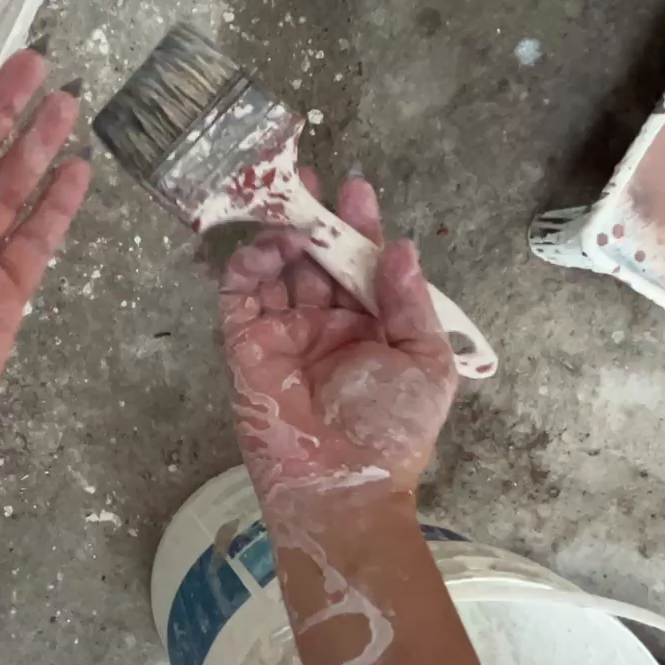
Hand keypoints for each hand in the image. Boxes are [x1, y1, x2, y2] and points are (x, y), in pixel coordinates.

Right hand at [220, 170, 455, 494]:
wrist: (342, 483)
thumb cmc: (391, 428)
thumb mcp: (424, 363)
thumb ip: (409, 303)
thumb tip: (400, 246)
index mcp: (367, 326)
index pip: (358, 265)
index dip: (357, 227)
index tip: (356, 189)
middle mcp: (322, 322)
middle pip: (313, 259)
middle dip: (312, 219)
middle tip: (307, 181)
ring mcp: (281, 330)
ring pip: (274, 270)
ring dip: (279, 236)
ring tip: (288, 209)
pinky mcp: (245, 342)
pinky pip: (240, 295)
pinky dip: (248, 266)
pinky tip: (268, 247)